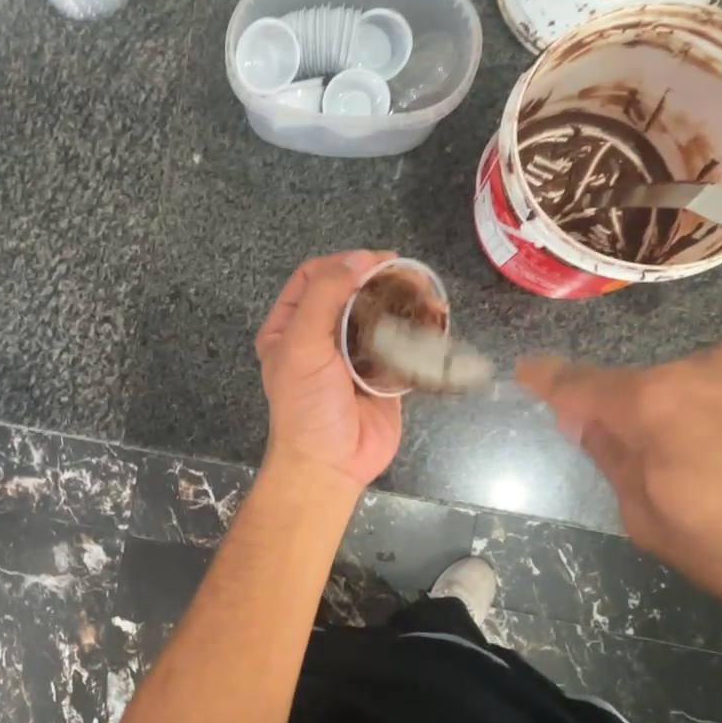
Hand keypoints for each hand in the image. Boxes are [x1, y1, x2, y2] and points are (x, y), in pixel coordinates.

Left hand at [255, 252, 402, 492]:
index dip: (341, 263)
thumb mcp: (302, 345)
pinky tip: (433, 316)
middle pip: (350, 292)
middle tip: (408, 273)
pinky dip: (416, 327)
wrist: (330, 464)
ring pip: (378, 314)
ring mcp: (352, 355)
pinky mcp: (382, 373)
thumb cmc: (307, 406)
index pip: (312, 277)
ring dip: (401, 299)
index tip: (374, 261)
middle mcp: (318, 337)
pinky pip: (399, 342)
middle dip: (378, 278)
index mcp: (288, 327)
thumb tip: (359, 258)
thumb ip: (325, 296)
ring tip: (425, 291)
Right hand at [518, 341, 721, 633]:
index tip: (527, 373)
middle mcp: (715, 366)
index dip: (549, 381)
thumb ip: (617, 468)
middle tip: (679, 479)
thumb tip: (594, 427)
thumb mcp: (662, 530)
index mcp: (659, 404)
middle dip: (653, 422)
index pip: (582, 385)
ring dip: (718, 423)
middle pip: (659, 389)